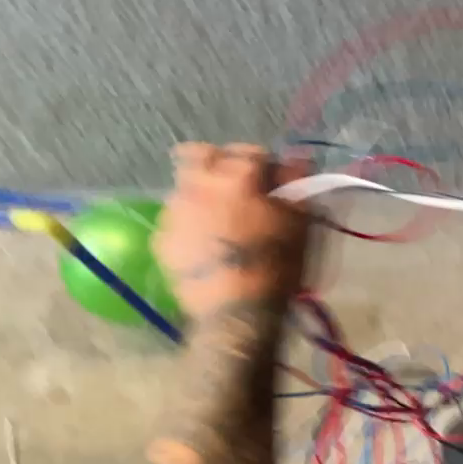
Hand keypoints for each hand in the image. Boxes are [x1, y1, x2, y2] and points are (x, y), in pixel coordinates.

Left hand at [156, 143, 313, 319]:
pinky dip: (192, 221)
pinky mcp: (161, 237)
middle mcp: (199, 185)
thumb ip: (298, 188)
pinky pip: (176, 216)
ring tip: (221, 219)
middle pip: (199, 154)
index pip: (250, 151)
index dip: (265, 163)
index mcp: (239, 178)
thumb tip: (297, 163)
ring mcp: (174, 210)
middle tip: (235, 185)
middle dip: (218, 162)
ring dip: (203, 193)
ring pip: (185, 185)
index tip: (275, 181)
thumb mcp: (301, 226)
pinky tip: (207, 243)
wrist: (236, 312)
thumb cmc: (277, 267)